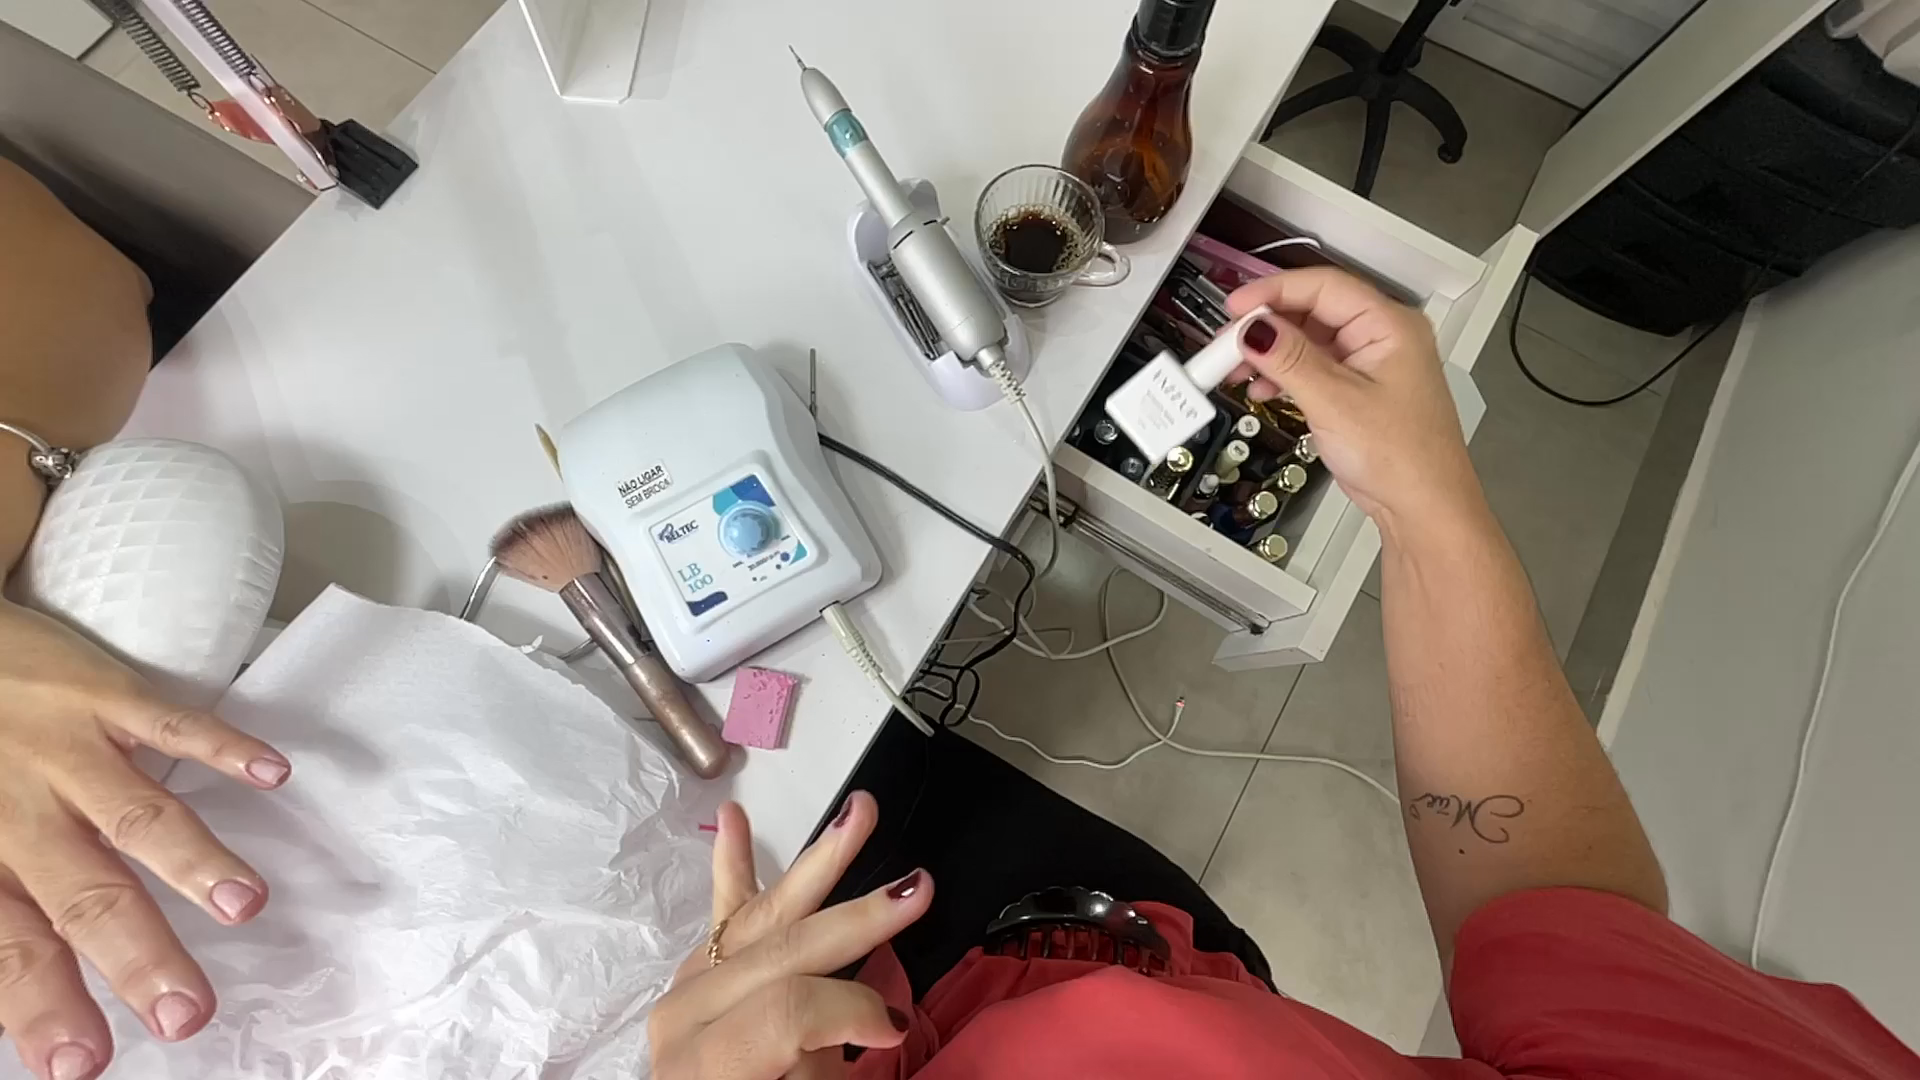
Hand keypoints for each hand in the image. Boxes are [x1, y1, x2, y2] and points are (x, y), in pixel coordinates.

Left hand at [0, 599, 288, 1079]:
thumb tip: (21, 965)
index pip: (10, 949)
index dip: (46, 1008)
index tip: (90, 1062)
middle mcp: (14, 814)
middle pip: (81, 899)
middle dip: (137, 959)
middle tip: (188, 1010)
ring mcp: (64, 751)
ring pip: (134, 817)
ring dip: (194, 862)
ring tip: (248, 905)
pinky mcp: (107, 697)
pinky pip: (174, 722)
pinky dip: (224, 747)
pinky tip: (273, 773)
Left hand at [650, 793, 931, 1079]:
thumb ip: (814, 1063)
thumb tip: (852, 1014)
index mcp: (705, 1062)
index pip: (788, 1011)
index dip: (850, 1011)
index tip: (897, 1029)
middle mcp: (691, 1010)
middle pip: (785, 946)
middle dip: (860, 916)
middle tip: (920, 888)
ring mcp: (693, 980)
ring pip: (768, 909)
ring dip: (822, 857)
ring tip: (861, 809)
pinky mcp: (703, 965)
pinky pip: (725, 908)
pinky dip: (734, 858)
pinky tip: (733, 814)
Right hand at [1226, 268, 1485, 534]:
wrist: (1420, 503)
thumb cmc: (1402, 456)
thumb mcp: (1334, 400)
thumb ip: (1289, 360)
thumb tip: (1253, 329)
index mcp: (1388, 325)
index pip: (1323, 286)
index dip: (1274, 291)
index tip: (1235, 306)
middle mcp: (1379, 337)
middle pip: (1310, 311)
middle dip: (1265, 325)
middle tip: (1227, 342)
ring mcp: (1365, 363)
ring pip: (1305, 340)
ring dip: (1268, 352)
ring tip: (1236, 369)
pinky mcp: (1352, 388)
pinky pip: (1308, 367)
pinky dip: (1280, 374)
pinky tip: (1261, 388)